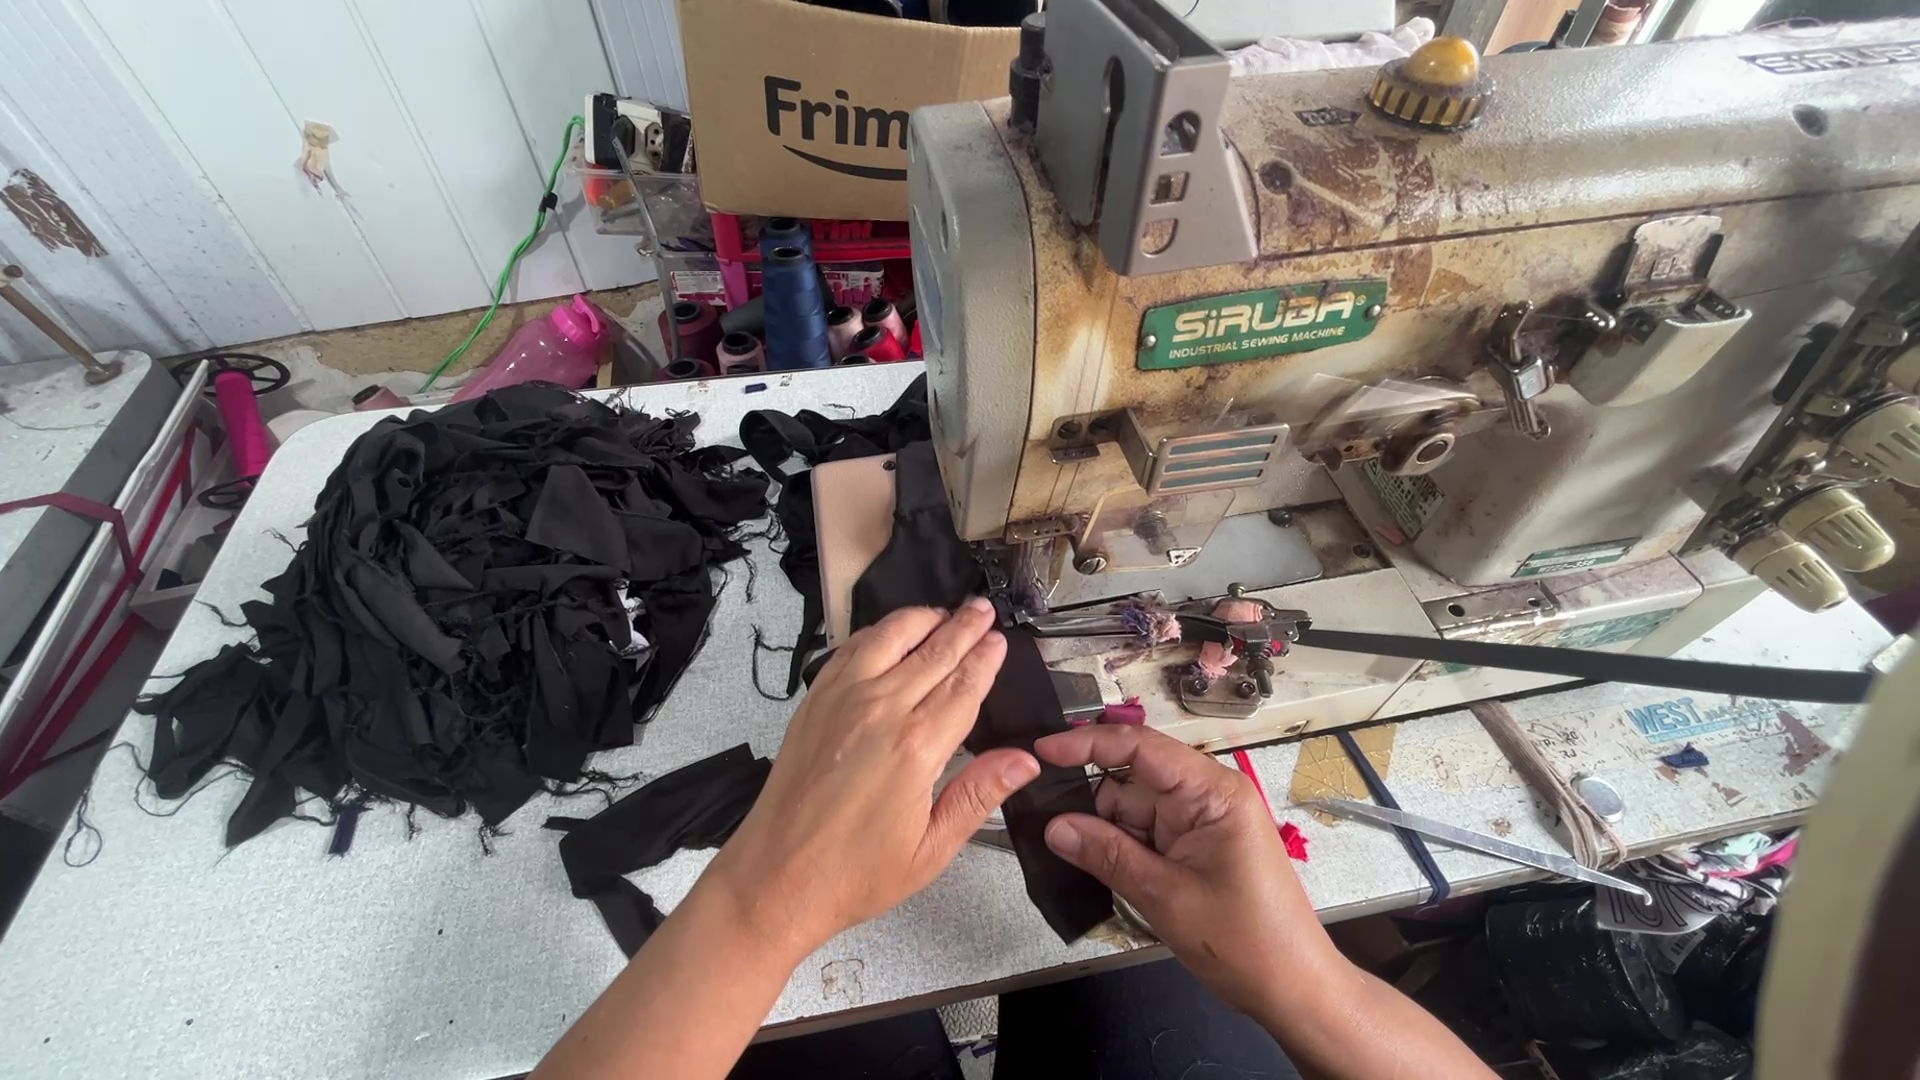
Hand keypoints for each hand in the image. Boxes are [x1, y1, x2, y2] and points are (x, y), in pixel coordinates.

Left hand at [704, 599, 1037, 956]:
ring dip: (922, 618)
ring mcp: (843, 699)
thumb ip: (980, 795)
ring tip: (945, 610)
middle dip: (963, 626)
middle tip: (982, 608)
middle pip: (933, 653)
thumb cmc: (856, 872)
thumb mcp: (931, 849)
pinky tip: (890, 630)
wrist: (776, 876)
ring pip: (891, 637)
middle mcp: (880, 710)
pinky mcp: (815, 700)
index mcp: (916, 747)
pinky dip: (877, 631)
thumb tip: (1026, 760)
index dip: (985, 659)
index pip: (964, 686)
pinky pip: (851, 649)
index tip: (1000, 639)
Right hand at [1034, 725, 1339, 1020]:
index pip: (1141, 747)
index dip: (1088, 742)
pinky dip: (1116, 845)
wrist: (1295, 993)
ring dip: (1102, 828)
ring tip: (1065, 849)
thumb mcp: (1167, 898)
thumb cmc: (1246, 942)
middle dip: (1090, 798)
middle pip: (1130, 778)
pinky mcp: (1191, 845)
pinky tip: (1093, 862)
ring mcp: (1197, 820)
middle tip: (1042, 815)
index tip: (1043, 749)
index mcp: (1211, 792)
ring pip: (1130, 807)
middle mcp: (1204, 795)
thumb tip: (1053, 826)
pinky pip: (1141, 831)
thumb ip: (1107, 856)